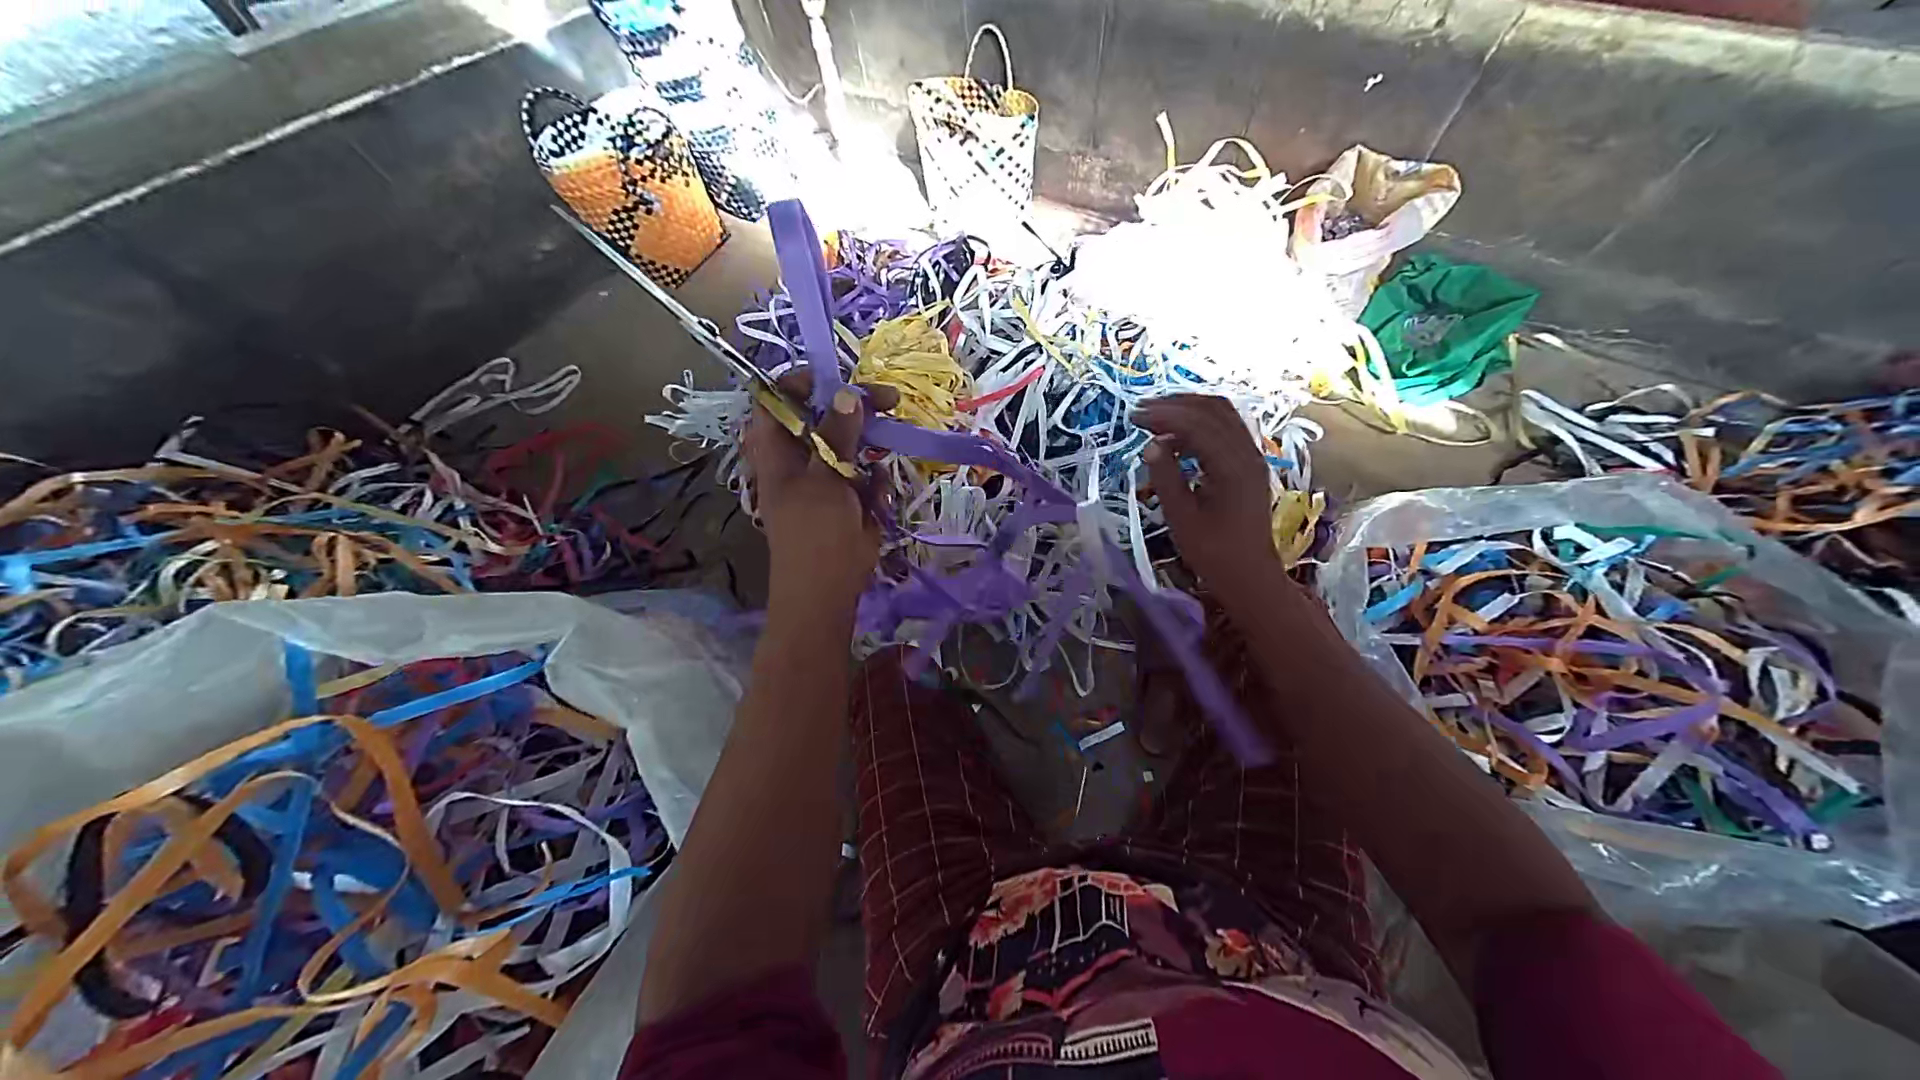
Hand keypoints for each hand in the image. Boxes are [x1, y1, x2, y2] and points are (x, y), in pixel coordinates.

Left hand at [742, 374, 897, 604]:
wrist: (826, 592)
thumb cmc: (815, 533)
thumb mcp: (824, 478)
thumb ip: (837, 434)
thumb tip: (848, 394)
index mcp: (777, 450)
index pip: (779, 400)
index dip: (803, 384)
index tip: (838, 380)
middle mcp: (800, 459)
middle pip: (824, 419)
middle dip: (855, 412)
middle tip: (889, 402)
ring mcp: (826, 479)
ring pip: (851, 448)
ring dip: (869, 451)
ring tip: (881, 464)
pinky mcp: (848, 500)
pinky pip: (865, 477)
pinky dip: (874, 485)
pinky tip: (875, 504)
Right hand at [1135, 394, 1282, 593]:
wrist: (1249, 576)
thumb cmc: (1213, 554)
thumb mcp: (1182, 519)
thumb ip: (1166, 478)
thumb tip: (1151, 445)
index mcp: (1233, 468)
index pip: (1198, 425)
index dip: (1164, 416)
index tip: (1133, 417)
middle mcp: (1248, 454)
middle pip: (1213, 409)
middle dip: (1175, 404)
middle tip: (1140, 411)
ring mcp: (1252, 457)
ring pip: (1222, 415)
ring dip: (1188, 409)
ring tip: (1154, 418)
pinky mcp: (1248, 464)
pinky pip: (1225, 429)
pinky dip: (1198, 424)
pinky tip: (1175, 438)